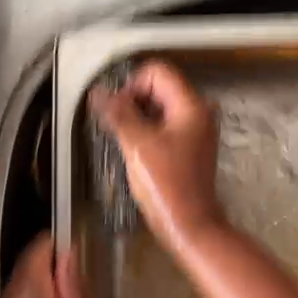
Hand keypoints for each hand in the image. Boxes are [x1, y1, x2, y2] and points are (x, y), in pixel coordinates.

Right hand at [89, 60, 225, 245]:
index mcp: (191, 105)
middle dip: (133, 100)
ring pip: (160, 106)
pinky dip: (147, 129)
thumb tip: (98, 92)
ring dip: (138, 116)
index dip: (131, 84)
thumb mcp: (138, 145)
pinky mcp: (189, 145)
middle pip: (159, 87)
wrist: (189, 225)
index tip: (116, 110)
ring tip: (123, 139)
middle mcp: (199, 111)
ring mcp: (196, 129)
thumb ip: (119, 114)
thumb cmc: (166, 185)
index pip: (157, 72)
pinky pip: (164, 124)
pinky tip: (135, 148)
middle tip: (116, 125)